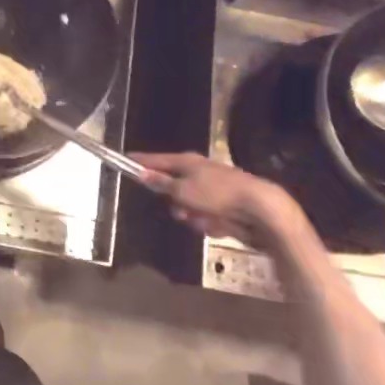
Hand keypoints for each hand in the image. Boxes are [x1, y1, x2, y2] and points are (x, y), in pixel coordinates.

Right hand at [132, 152, 305, 244]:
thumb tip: (142, 173)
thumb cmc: (217, 194)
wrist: (259, 209)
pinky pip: (204, 218)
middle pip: (173, 189)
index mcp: (189, 162)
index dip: (141, 161)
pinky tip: (220, 224)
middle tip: (181, 211)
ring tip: (206, 220)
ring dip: (194, 217)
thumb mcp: (183, 190)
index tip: (125, 159)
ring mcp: (213, 191)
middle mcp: (200, 174)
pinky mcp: (223, 208)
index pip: (158, 159)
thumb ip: (162, 183)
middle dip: (175, 204)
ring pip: (188, 208)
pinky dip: (209, 223)